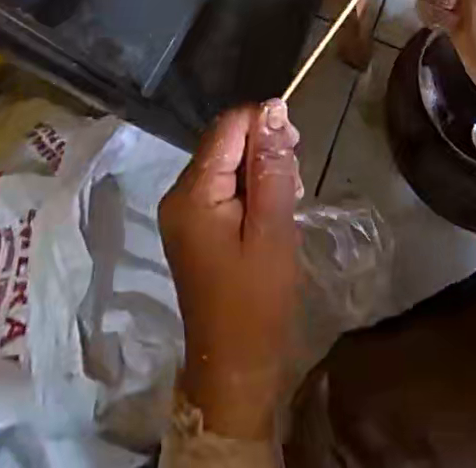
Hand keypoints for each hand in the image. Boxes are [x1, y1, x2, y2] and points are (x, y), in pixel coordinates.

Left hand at [159, 100, 301, 439]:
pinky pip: (224, 186)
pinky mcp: (193, 225)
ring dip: (261, 171)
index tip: (296, 148)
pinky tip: (269, 214)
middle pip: (225, 142)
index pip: (227, 127)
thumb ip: (272, 167)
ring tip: (285, 203)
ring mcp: (183, 211)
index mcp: (192, 193)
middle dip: (264, 151)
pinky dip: (251, 190)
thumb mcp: (272, 230)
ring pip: (227, 162)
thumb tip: (273, 109)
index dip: (263, 124)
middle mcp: (179, 193)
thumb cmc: (257, 301)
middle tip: (294, 186)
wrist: (233, 365)